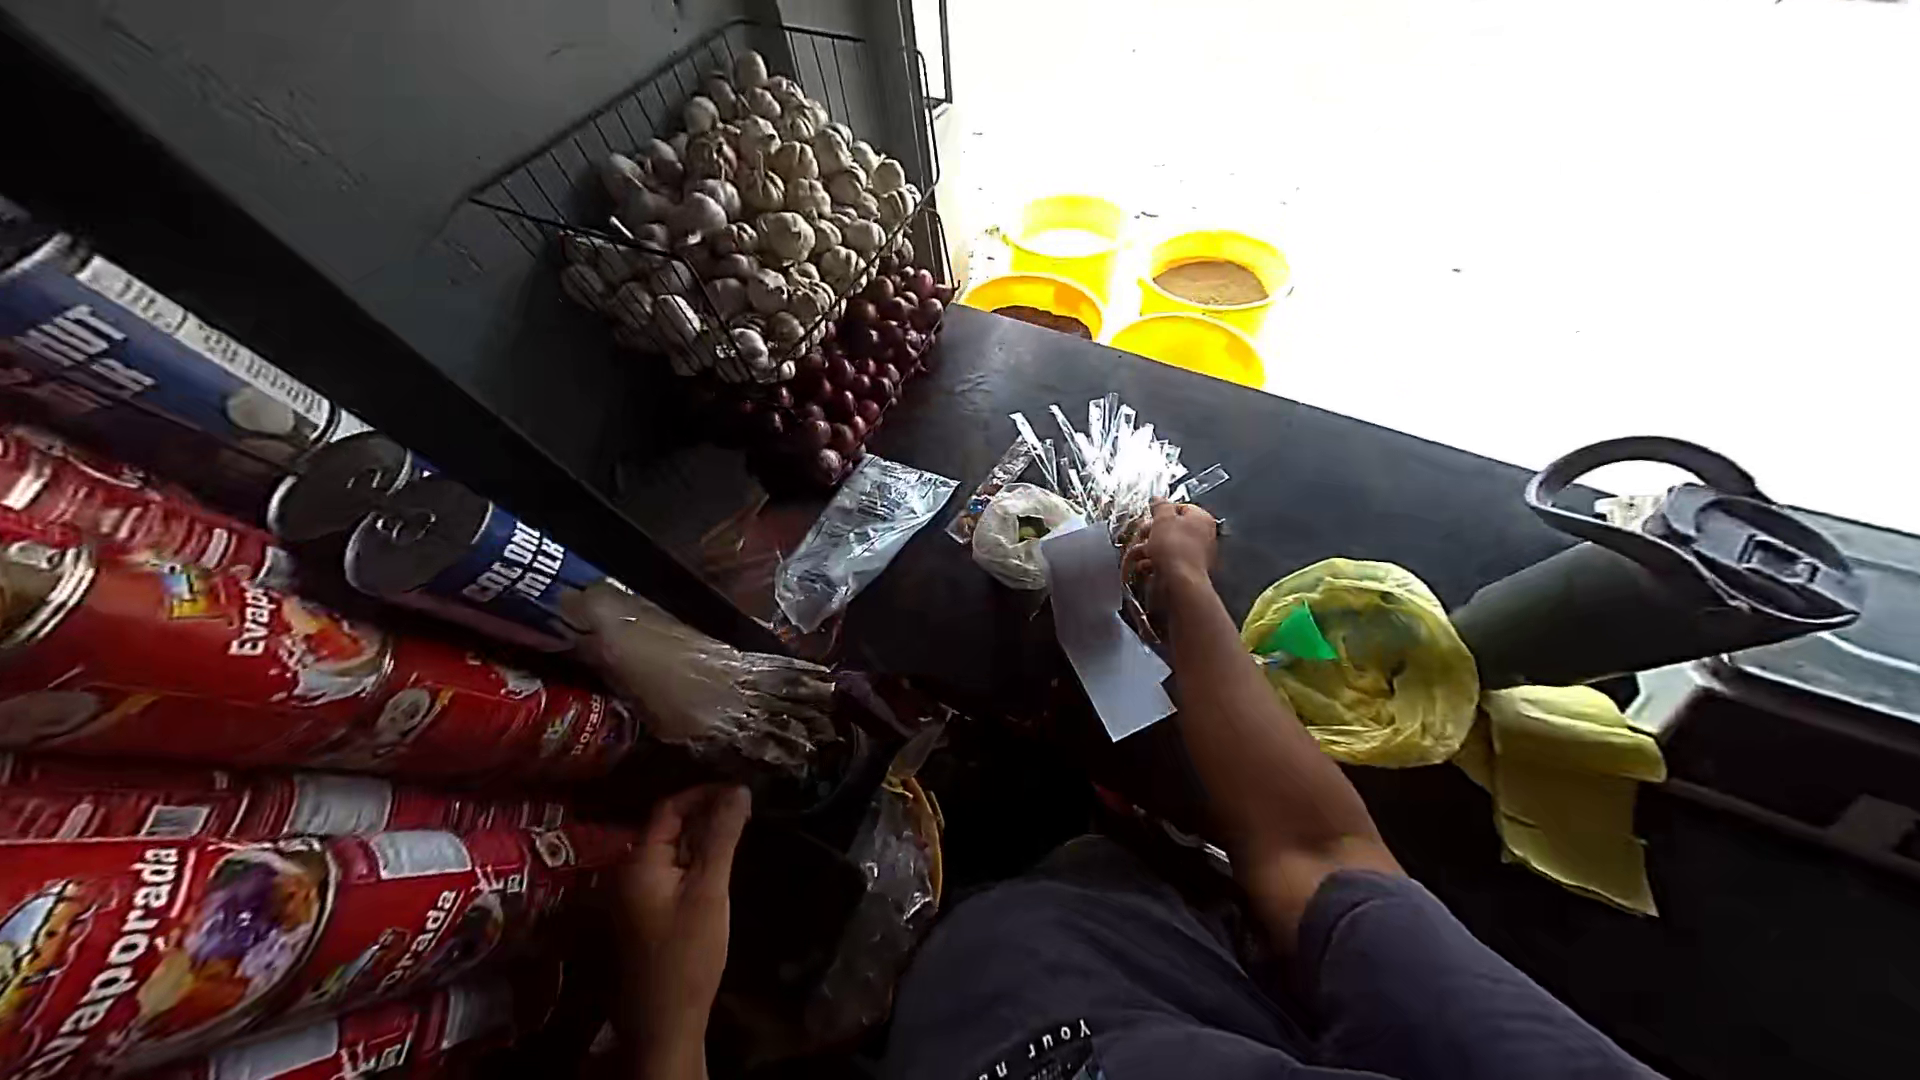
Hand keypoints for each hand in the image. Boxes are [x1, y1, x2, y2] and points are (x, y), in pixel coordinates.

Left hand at [617, 784, 750, 1078]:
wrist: (666, 1025)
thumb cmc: (687, 954)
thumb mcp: (709, 888)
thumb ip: (722, 836)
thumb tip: (739, 788)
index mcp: (638, 863)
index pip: (670, 808)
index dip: (705, 793)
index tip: (740, 791)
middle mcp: (631, 873)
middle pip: (671, 826)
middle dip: (708, 811)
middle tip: (747, 808)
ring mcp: (639, 894)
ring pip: (675, 848)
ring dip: (706, 834)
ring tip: (742, 826)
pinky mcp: (651, 911)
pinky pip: (676, 869)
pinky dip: (700, 857)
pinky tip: (724, 858)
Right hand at [1123, 497, 1219, 595]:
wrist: (1178, 583)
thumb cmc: (1174, 547)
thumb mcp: (1163, 519)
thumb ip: (1160, 506)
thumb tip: (1158, 498)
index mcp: (1201, 519)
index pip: (1180, 507)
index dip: (1162, 511)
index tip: (1149, 516)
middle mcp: (1200, 536)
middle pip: (1169, 527)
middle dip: (1150, 532)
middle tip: (1141, 534)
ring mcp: (1192, 556)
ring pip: (1163, 546)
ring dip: (1146, 548)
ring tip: (1138, 553)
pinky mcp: (1182, 571)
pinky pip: (1163, 562)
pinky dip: (1152, 563)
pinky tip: (1145, 566)